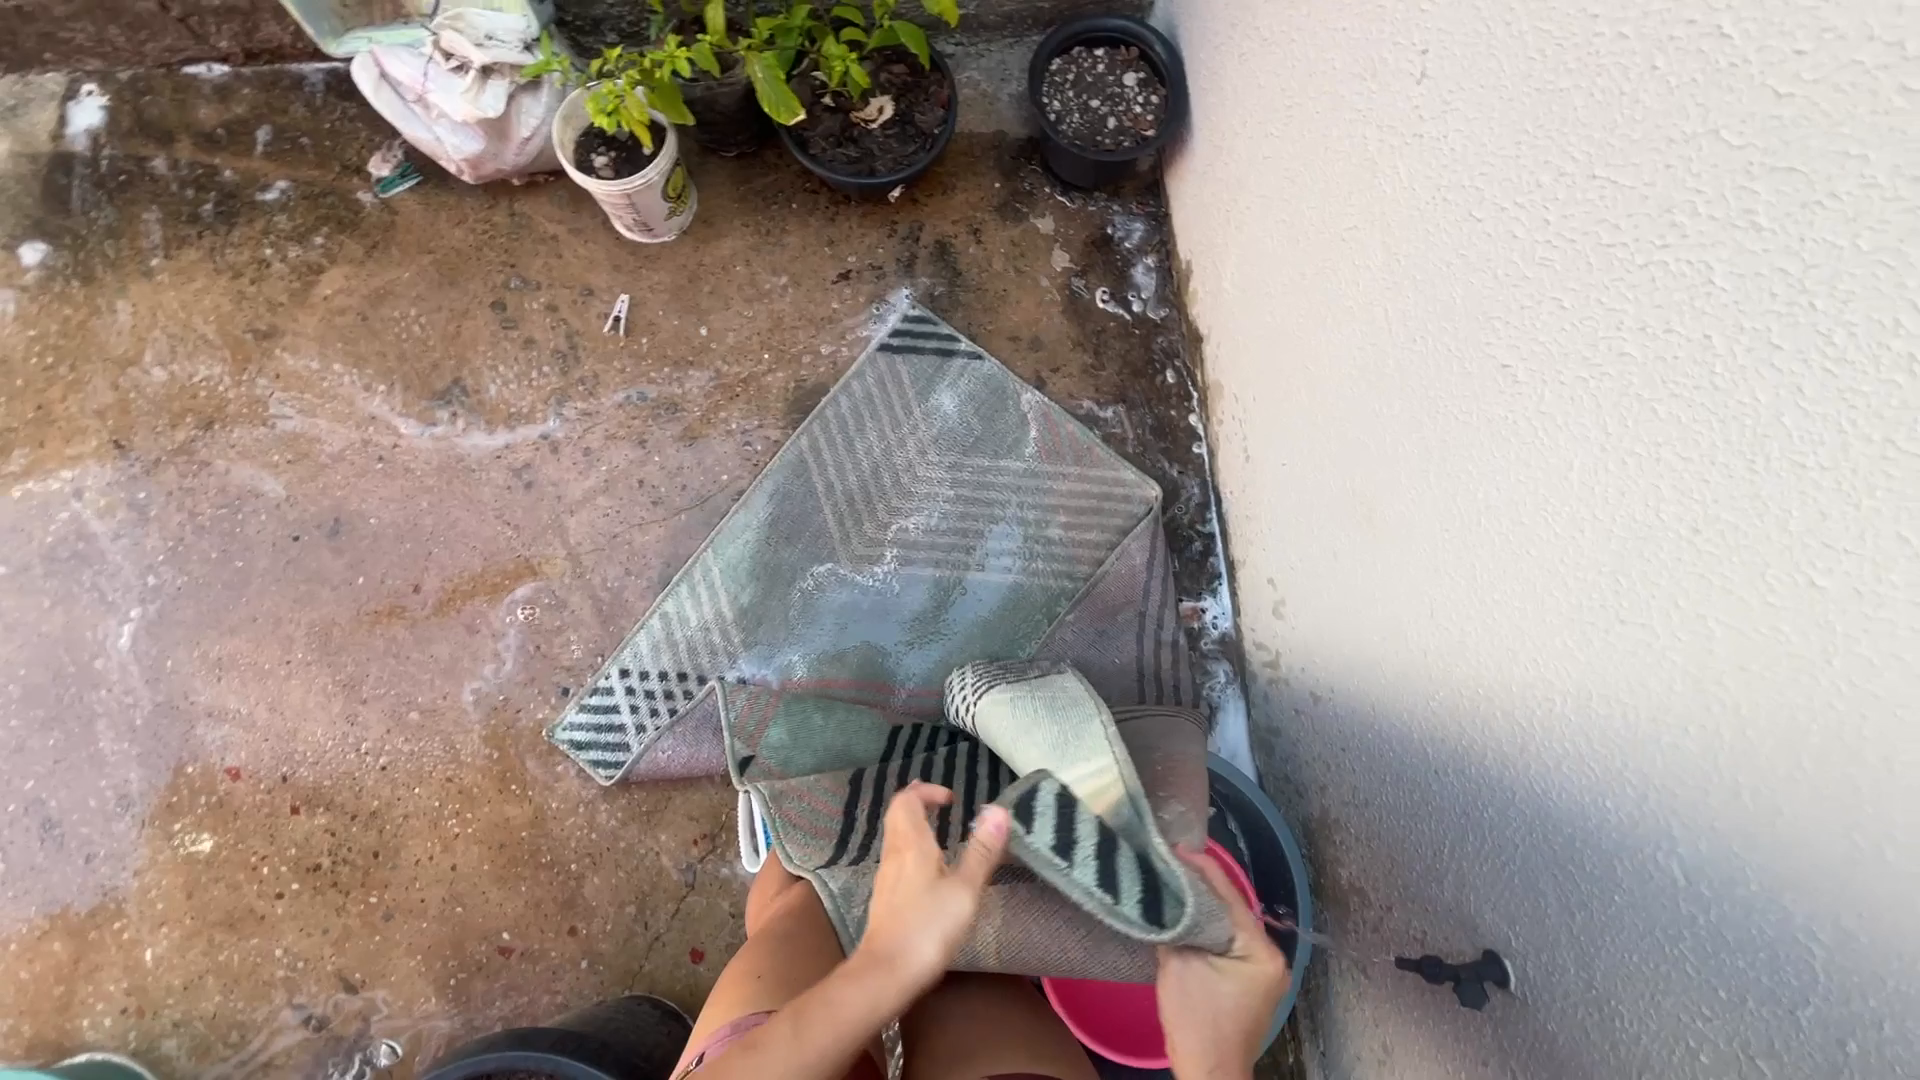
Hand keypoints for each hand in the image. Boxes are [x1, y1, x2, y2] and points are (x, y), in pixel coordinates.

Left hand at [852, 781, 1010, 997]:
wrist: (886, 974)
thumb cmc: (928, 928)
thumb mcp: (965, 890)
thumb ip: (982, 851)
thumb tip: (998, 810)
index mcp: (911, 843)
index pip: (908, 799)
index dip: (927, 792)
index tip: (952, 799)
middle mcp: (894, 853)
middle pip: (898, 814)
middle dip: (918, 802)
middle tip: (941, 803)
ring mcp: (886, 876)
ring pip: (896, 836)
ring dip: (914, 825)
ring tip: (938, 831)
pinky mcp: (885, 898)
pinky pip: (897, 858)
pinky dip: (912, 849)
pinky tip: (928, 869)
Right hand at [1156, 848, 1291, 1079]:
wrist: (1209, 1074)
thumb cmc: (1195, 1021)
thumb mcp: (1178, 964)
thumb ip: (1175, 922)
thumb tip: (1164, 891)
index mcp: (1261, 950)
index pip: (1230, 896)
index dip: (1203, 869)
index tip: (1178, 847)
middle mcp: (1272, 956)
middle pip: (1233, 908)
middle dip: (1203, 885)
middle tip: (1173, 862)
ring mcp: (1265, 971)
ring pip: (1231, 924)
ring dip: (1205, 906)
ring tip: (1176, 880)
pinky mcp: (1253, 981)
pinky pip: (1231, 941)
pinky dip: (1210, 927)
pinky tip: (1187, 914)